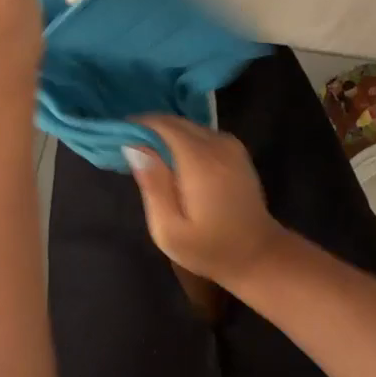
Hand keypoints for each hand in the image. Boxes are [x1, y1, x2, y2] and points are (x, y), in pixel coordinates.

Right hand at [126, 116, 288, 286]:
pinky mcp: (235, 150)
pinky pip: (201, 134)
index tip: (117, 137)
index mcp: (200, 161)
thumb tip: (134, 147)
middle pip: (176, 122)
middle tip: (129, 150)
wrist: (258, 254)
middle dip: (150, 130)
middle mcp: (217, 144)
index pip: (163, 125)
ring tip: (148, 158)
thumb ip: (153, 185)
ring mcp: (230, 145)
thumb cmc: (209, 248)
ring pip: (188, 126)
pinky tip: (173, 163)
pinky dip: (183, 141)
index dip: (137, 125)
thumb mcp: (169, 229)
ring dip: (166, 135)